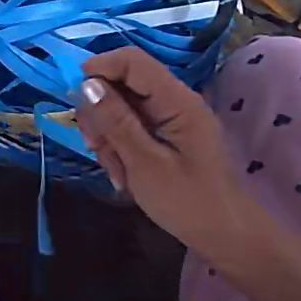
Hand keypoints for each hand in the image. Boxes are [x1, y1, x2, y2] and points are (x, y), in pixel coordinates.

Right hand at [74, 47, 281, 265]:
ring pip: (120, 108)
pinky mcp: (165, 136)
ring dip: (107, 134)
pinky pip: (130, 127)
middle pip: (122, 84)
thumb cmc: (189, 202)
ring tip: (113, 169)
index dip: (99, 68)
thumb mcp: (145, 164)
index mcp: (177, 101)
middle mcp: (174, 102)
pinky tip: (121, 173)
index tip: (74, 97)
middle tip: (95, 147)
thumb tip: (87, 84)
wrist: (227, 239)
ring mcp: (169, 119)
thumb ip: (116, 121)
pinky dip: (118, 146)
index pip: (132, 61)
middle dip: (100, 111)